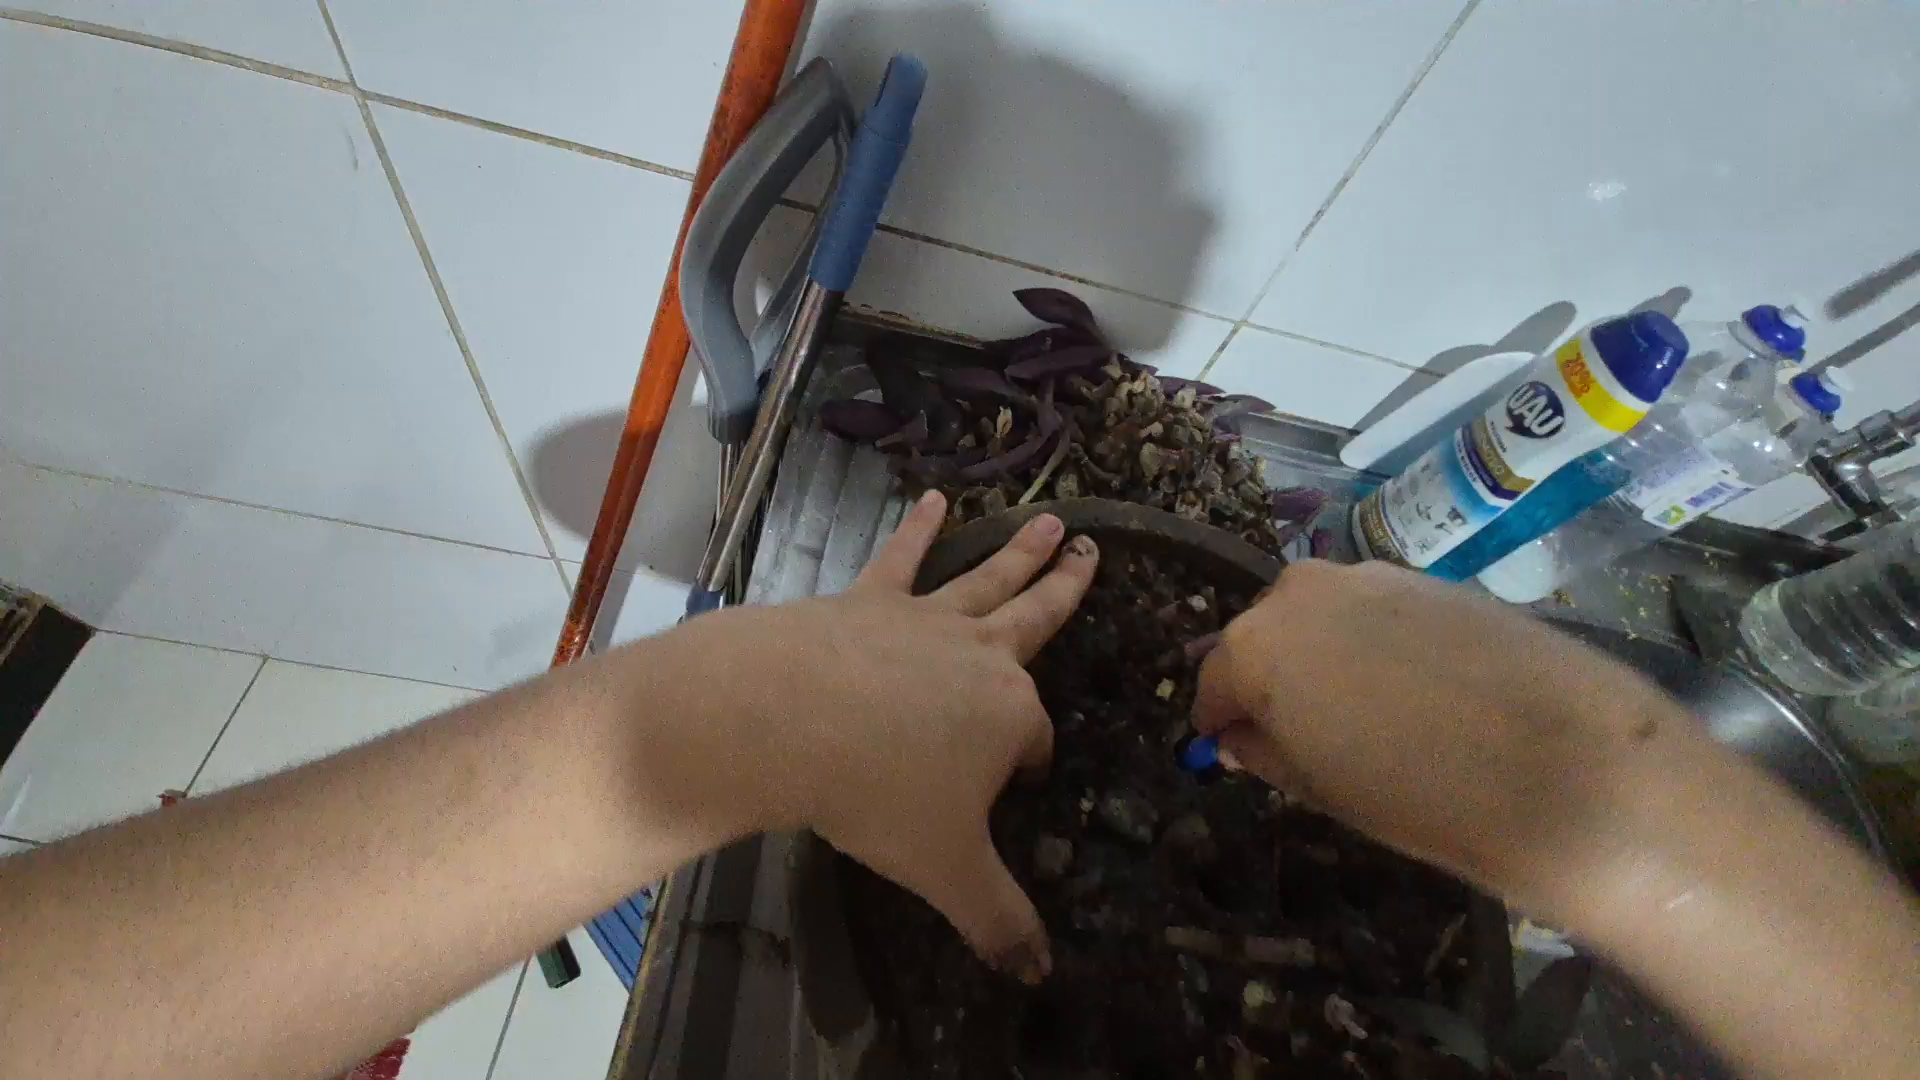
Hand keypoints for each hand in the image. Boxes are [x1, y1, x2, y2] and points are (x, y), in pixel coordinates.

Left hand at [663, 490, 1097, 979]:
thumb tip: (1040, 973)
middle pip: (1036, 619)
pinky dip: (919, 529)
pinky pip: (903, 558)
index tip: (1013, 787)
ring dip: (1019, 553)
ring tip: (1048, 522)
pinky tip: (932, 497)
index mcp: (1009, 712)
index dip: (1027, 763)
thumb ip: (998, 919)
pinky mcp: (873, 598)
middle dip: (1066, 589)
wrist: (791, 717)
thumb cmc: (881, 792)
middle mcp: (981, 654)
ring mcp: (928, 618)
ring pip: (986, 579)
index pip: (1034, 737)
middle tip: (1091, 551)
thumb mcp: (947, 869)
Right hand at [1190, 558, 1685, 902]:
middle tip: (1297, 726)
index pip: (1211, 681)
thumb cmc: (1415, 794)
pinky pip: (1372, 610)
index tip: (1224, 742)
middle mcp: (1297, 593)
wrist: (1571, 770)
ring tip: (1364, 705)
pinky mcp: (1426, 577)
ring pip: (1317, 617)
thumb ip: (1260, 750)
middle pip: (1261, 637)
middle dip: (1267, 678)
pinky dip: (1373, 640)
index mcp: (1253, 645)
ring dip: (1320, 653)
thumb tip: (1237, 735)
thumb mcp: (1315, 786)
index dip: (1215, 718)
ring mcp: (1365, 577)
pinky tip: (1416, 685)